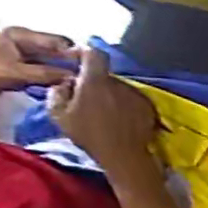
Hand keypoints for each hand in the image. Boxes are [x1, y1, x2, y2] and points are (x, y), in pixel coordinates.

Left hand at [0, 26, 79, 93]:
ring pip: (52, 60)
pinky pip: (45, 67)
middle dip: (71, 63)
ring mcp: (20, 50)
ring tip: (76, 83)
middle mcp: (22, 38)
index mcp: (20, 33)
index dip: (76, 53)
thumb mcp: (17, 72)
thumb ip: (48, 74)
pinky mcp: (20, 63)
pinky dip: (54, 75)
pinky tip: (62, 85)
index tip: (91, 68)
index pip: (59, 41)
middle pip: (57, 50)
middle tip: (87, 78)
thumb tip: (77, 78)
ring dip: (63, 71)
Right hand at [46, 47, 158, 173]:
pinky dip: (125, 103)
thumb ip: (58, 92)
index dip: (85, 52)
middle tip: (86, 96)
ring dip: (111, 93)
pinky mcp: (149, 106)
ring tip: (103, 110)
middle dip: (95, 80)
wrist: (124, 154)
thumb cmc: (89, 135)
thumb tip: (66, 82)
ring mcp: (137, 94)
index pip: (95, 54)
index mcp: (96, 82)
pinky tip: (120, 116)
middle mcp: (120, 84)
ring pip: (120, 87)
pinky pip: (133, 98)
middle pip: (106, 74)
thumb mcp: (60, 114)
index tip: (77, 58)